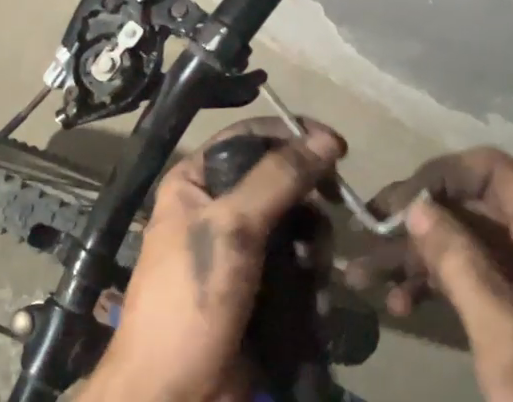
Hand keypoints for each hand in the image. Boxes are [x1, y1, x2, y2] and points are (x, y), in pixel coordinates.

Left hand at [81, 118, 346, 401]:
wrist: (173, 393)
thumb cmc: (190, 298)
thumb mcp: (231, 228)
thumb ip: (278, 180)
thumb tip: (326, 138)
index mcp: (195, 181)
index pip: (250, 138)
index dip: (294, 137)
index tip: (339, 150)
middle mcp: (216, 208)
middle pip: (280, 184)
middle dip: (309, 203)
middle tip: (332, 214)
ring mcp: (240, 253)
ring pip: (296, 229)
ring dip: (315, 248)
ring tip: (314, 271)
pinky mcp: (261, 291)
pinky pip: (299, 270)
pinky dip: (313, 281)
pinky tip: (318, 301)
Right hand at [345, 148, 512, 401]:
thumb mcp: (508, 341)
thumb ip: (463, 267)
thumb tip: (416, 206)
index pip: (495, 174)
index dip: (440, 177)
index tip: (393, 206)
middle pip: (474, 205)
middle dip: (417, 219)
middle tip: (366, 236)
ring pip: (466, 241)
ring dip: (414, 255)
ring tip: (362, 276)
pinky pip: (473, 276)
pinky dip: (433, 284)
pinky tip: (398, 305)